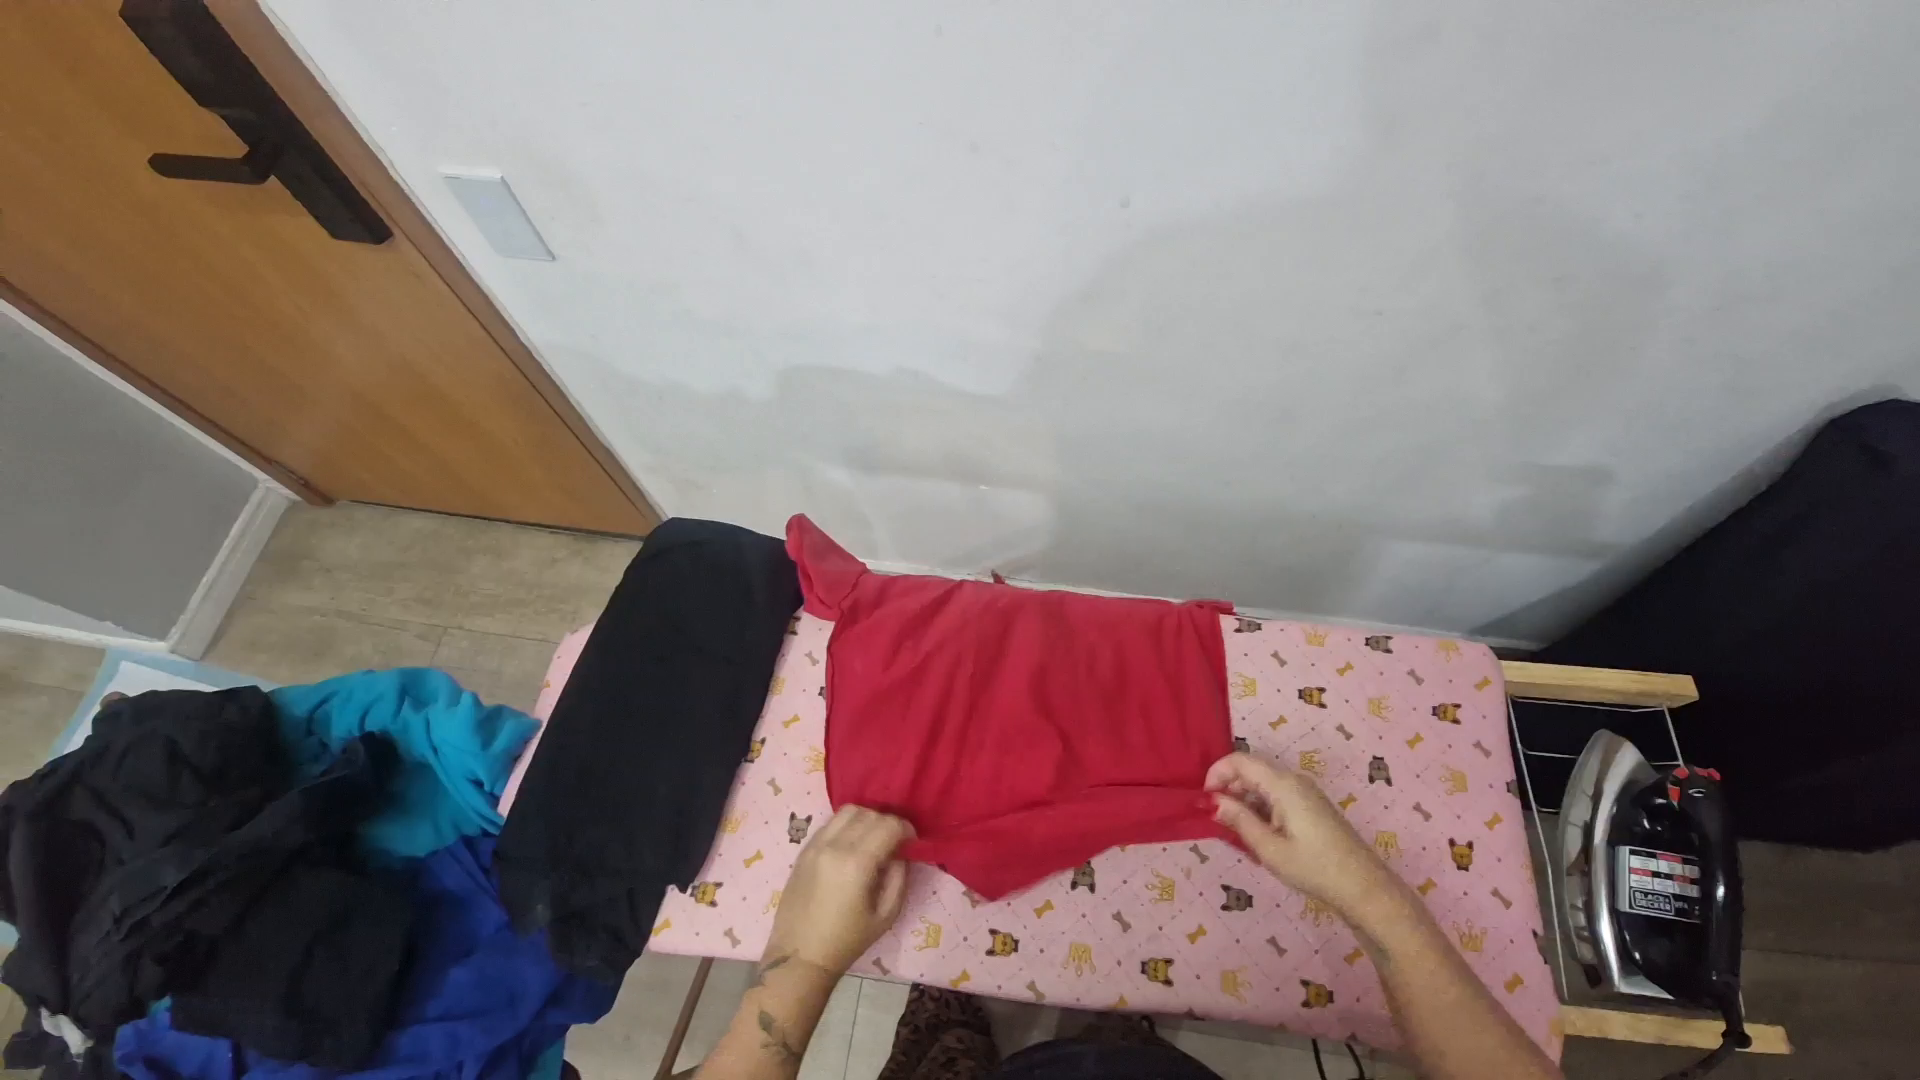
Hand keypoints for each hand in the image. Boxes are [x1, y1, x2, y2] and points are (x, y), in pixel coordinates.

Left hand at [762, 805, 914, 976]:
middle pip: (870, 814)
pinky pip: (830, 822)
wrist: (799, 956)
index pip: (889, 825)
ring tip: (872, 839)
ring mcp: (815, 845)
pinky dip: (847, 825)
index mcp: (856, 863)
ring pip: (848, 811)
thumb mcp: (885, 915)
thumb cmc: (846, 941)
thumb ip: (899, 877)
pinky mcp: (804, 850)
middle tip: (894, 843)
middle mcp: (834, 846)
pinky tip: (851, 844)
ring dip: (867, 819)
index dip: (906, 829)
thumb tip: (901, 852)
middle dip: (888, 823)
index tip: (911, 843)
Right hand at [1207, 752, 1402, 914]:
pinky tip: (1259, 835)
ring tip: (1237, 832)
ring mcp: (1306, 792)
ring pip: (1263, 783)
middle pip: (1251, 770)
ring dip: (1244, 800)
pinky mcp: (1312, 806)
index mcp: (1283, 784)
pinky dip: (1260, 807)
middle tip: (1217, 820)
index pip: (1240, 760)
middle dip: (1228, 789)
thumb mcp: (1268, 848)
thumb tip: (1212, 801)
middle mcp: (1294, 780)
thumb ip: (1238, 820)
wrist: (1365, 889)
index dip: (1216, 774)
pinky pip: (1277, 795)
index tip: (1205, 801)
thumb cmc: (1314, 868)